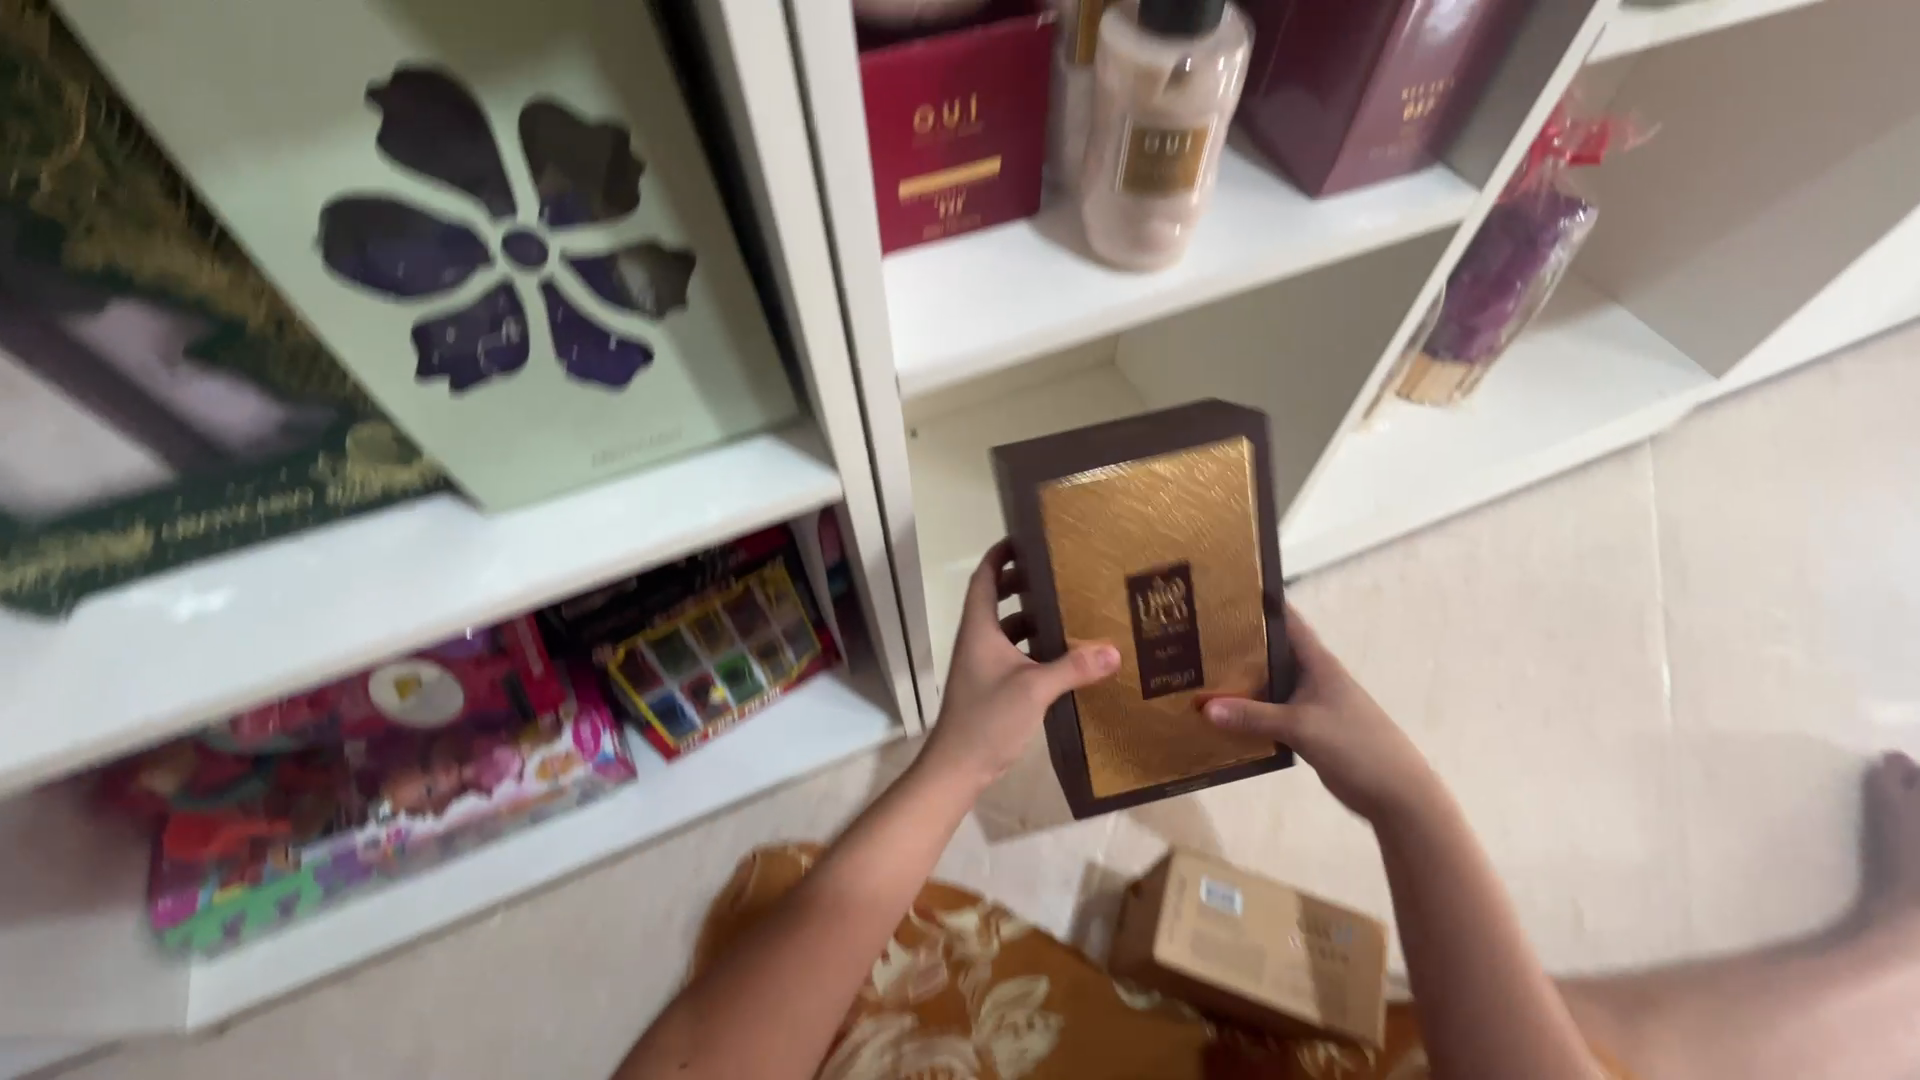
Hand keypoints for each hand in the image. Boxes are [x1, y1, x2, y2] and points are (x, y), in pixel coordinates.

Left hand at [918, 540, 1120, 792]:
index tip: (1026, 539)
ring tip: (1068, 607)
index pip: (984, 578)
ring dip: (1032, 617)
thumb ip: (1072, 668)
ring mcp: (984, 664)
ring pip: (1008, 629)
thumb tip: (1113, 650)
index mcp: (979, 628)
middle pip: (996, 599)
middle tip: (1059, 572)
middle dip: (1023, 583)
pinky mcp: (993, 685)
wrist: (959, 765)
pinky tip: (1063, 654)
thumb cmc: (987, 718)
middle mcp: (978, 640)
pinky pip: (1015, 654)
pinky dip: (1035, 647)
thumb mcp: (1034, 689)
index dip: (1000, 555)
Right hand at [1202, 608, 1442, 824]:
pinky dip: (1247, 713)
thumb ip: (1253, 717)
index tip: (1224, 592)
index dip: (1260, 604)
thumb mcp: (1301, 726)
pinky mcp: (1305, 730)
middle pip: (1269, 653)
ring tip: (1196, 674)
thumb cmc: (1356, 745)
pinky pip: (1268, 713)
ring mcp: (1309, 705)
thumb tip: (1204, 707)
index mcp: (1317, 663)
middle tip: (1193, 636)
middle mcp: (1311, 678)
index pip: (1286, 621)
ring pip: (1267, 685)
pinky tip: (1219, 717)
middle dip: (1236, 644)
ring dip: (1238, 682)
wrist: (1395, 793)